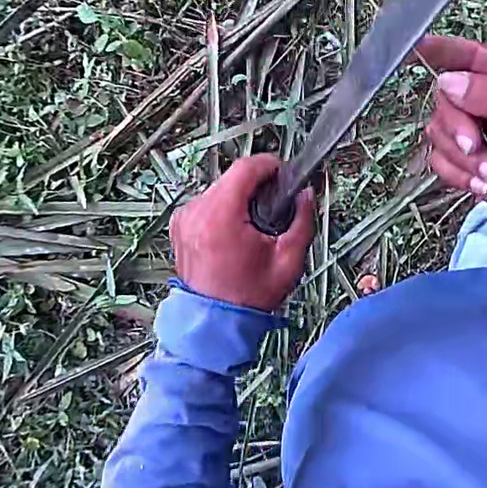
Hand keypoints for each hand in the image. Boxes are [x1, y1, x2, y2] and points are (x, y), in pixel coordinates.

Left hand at [170, 155, 315, 311]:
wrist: (214, 322)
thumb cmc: (247, 297)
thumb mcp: (288, 260)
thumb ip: (302, 222)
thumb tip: (306, 196)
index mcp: (221, 216)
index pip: (246, 167)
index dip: (270, 165)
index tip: (284, 174)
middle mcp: (197, 211)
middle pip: (233, 177)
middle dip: (257, 186)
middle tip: (275, 207)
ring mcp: (185, 218)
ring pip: (220, 189)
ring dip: (240, 198)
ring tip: (254, 225)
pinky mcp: (180, 225)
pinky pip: (207, 204)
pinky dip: (223, 210)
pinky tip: (236, 232)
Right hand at [416, 35, 486, 233]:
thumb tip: (448, 80)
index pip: (469, 55)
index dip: (441, 50)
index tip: (416, 47)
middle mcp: (486, 99)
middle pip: (445, 98)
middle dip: (457, 127)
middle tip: (476, 146)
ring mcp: (473, 129)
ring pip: (438, 131)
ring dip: (462, 158)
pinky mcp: (464, 159)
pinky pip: (439, 160)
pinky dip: (458, 175)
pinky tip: (483, 182)